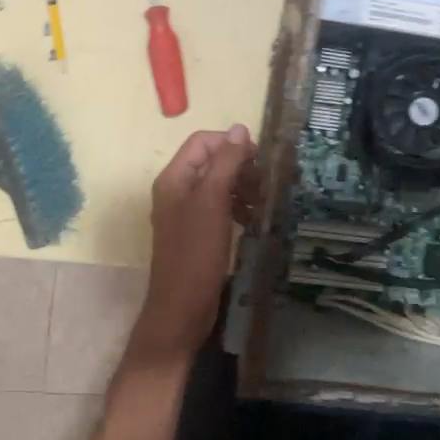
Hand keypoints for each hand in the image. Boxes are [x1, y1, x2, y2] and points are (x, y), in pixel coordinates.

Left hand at [128, 124, 259, 364]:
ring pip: (217, 183)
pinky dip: (236, 206)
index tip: (259, 160)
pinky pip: (218, 206)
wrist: (181, 311)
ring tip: (263, 201)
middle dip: (239, 166)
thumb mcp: (213, 202)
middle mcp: (176, 190)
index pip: (203, 141)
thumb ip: (226, 162)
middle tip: (265, 183)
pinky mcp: (196, 232)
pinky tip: (253, 218)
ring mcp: (185, 212)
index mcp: (174, 178)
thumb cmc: (195, 253)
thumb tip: (240, 128)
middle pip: (211, 160)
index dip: (231, 144)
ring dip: (241, 186)